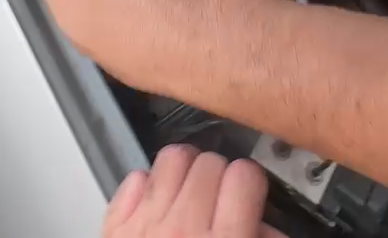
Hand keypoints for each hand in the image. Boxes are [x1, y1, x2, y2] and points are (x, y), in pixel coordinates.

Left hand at [105, 145, 283, 237]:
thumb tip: (271, 221)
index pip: (245, 174)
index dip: (248, 181)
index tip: (246, 192)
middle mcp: (184, 231)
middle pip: (209, 161)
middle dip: (218, 175)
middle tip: (219, 197)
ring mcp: (145, 228)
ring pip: (172, 157)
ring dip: (183, 171)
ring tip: (188, 191)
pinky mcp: (116, 231)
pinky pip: (133, 179)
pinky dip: (146, 188)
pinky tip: (158, 204)